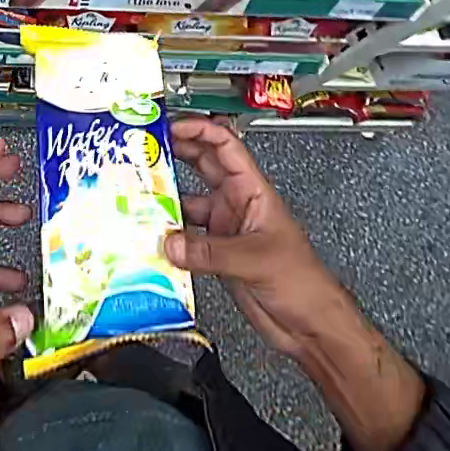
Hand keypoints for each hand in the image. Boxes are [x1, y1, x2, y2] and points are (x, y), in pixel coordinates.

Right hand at [165, 118, 423, 450]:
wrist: (308, 322)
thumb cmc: (302, 280)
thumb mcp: (256, 258)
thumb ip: (210, 252)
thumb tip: (171, 242)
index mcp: (253, 189)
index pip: (224, 144)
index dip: (198, 130)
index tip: (171, 128)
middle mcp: (236, 201)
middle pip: (202, 164)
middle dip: (175, 152)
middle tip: (146, 149)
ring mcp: (225, 226)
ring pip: (189, 199)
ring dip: (168, 196)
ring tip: (141, 194)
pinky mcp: (216, 251)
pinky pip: (186, 234)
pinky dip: (169, 234)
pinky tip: (154, 237)